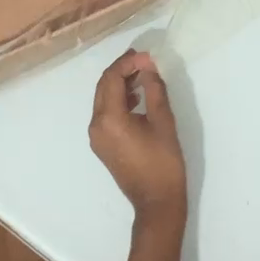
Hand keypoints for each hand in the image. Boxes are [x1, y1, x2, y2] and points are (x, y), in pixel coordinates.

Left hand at [89, 50, 186, 227]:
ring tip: (143, 76)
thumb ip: (154, 91)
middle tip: (143, 60)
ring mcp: (96, 137)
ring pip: (103, 99)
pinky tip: (137, 97)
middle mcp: (96, 125)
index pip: (111, 78)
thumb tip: (149, 68)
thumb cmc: (163, 164)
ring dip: (121, 84)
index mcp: (109, 119)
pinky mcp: (102, 144)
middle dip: (122, 70)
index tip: (146, 56)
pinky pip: (106, 113)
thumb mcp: (163, 123)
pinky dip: (119, 100)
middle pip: (103, 86)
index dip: (127, 63)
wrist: (156, 204)